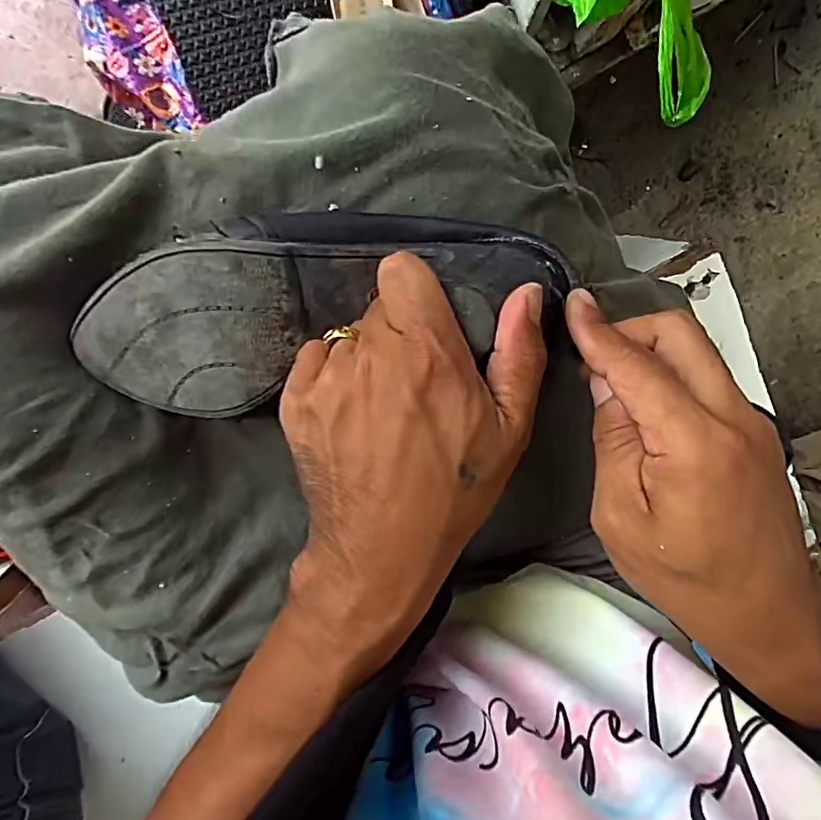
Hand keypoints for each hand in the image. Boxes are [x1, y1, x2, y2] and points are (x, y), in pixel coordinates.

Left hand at [279, 252, 546, 679]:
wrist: (380, 549)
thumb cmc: (455, 490)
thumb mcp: (509, 428)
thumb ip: (519, 351)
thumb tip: (526, 291)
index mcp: (426, 349)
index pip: (401, 269)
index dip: (417, 289)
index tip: (430, 321)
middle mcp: (370, 352)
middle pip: (379, 306)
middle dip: (399, 331)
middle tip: (415, 380)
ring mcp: (325, 377)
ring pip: (348, 336)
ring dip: (366, 357)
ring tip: (382, 406)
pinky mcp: (294, 401)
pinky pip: (315, 359)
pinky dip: (332, 376)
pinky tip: (350, 417)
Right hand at [564, 289, 820, 726]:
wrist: (771, 616)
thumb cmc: (687, 579)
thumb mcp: (621, 516)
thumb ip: (612, 439)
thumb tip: (608, 383)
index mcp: (695, 441)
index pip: (637, 364)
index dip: (599, 330)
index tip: (573, 304)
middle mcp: (733, 417)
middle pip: (681, 332)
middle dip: (630, 324)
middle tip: (592, 347)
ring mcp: (753, 420)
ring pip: (699, 350)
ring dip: (652, 347)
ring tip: (613, 377)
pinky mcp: (758, 431)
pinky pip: (708, 378)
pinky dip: (672, 372)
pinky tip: (647, 403)